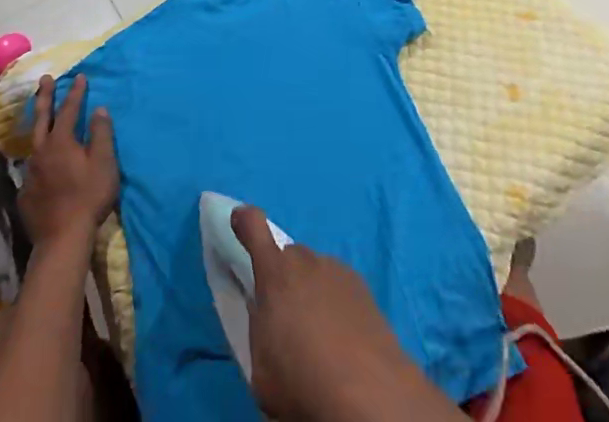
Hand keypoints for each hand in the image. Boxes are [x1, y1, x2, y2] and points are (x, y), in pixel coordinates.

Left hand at [18, 74, 118, 245]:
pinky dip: (38, 154)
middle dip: (45, 97)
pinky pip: (32, 165)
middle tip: (45, 79)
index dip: (76, 93)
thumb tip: (99, 109)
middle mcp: (41, 152)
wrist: (62, 236)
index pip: (69, 110)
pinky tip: (43, 160)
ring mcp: (30, 172)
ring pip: (33, 141)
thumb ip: (101, 134)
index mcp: (61, 142)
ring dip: (38, 123)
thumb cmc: (89, 195)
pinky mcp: (26, 191)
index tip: (80, 76)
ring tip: (41, 115)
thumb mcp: (104, 162)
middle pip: (42, 118)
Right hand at [233, 206, 464, 421]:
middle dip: (282, 274)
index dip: (245, 221)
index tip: (240, 218)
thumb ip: (258, 326)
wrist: (368, 390)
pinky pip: (337, 283)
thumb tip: (264, 309)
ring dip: (309, 287)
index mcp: (275, 276)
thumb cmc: (302, 380)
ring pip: (314, 270)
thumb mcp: (260, 365)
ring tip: (314, 328)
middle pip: (288, 256)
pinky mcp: (363, 285)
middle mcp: (307, 262)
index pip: (255, 230)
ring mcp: (338, 271)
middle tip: (282, 311)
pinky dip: (332, 298)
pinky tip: (338, 330)